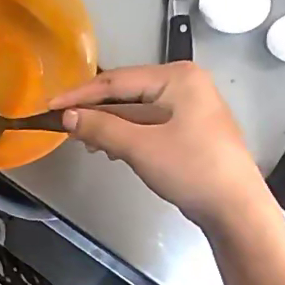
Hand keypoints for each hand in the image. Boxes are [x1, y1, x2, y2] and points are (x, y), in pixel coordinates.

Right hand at [50, 62, 268, 231]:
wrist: (234, 207)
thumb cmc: (192, 169)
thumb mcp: (141, 147)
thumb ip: (102, 128)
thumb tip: (68, 117)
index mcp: (177, 77)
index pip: (116, 81)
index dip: (80, 94)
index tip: (50, 106)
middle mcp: (184, 84)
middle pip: (126, 93)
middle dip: (94, 110)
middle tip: (63, 124)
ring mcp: (188, 108)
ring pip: (135, 111)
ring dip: (108, 125)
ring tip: (83, 140)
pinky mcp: (187, 131)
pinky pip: (147, 126)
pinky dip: (125, 135)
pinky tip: (109, 148)